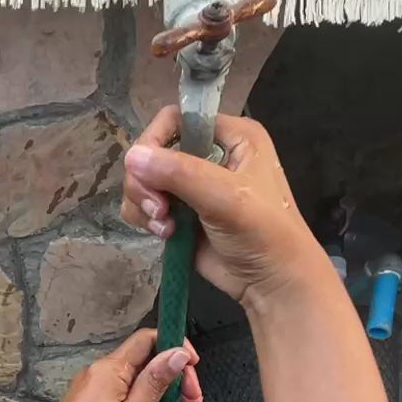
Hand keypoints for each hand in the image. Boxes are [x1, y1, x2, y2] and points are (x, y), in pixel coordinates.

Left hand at [20, 329, 201, 401]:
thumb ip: (156, 382)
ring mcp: (91, 385)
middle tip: (193, 399)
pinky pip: (121, 388)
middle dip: (172, 372)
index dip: (175, 346)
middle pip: (143, 356)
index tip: (194, 367)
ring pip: (134, 374)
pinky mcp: (89, 400)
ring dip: (160, 387)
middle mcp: (96, 371)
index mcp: (107, 369)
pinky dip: (142, 396)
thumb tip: (178, 353)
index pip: (147, 338)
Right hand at [119, 108, 327, 308]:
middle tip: (159, 210)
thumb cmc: (263, 233)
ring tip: (164, 227)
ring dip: (143, 205)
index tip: (147, 173)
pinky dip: (145, 220)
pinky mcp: (179, 214)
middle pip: (151, 153)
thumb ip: (180, 174)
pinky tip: (164, 235)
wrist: (271, 282)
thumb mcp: (226, 197)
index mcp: (230, 136)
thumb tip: (130, 156)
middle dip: (145, 183)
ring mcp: (191, 186)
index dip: (154, 142)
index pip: (175, 120)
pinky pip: (143, 206)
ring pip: (143, 182)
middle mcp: (208, 155)